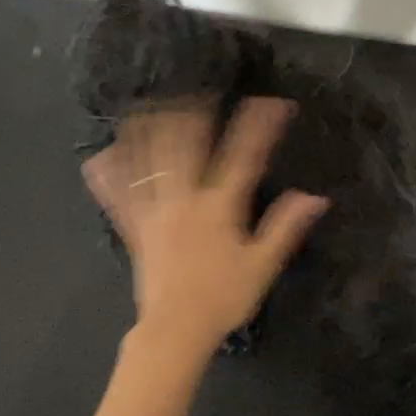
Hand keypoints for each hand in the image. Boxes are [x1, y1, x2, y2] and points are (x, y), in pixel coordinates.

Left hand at [82, 97, 328, 355]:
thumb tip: (315, 197)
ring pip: (148, 162)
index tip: (272, 101)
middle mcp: (184, 200)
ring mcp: (155, 212)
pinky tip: (100, 156)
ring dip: (148, 129)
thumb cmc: (224, 298)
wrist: (177, 328)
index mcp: (220, 208)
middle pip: (186, 146)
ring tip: (148, 102)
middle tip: (196, 87)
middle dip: (193, 112)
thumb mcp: (262, 265)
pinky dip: (109, 175)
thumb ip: (285, 227)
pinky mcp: (134, 229)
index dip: (259, 126)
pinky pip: (118, 197)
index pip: (244, 157)